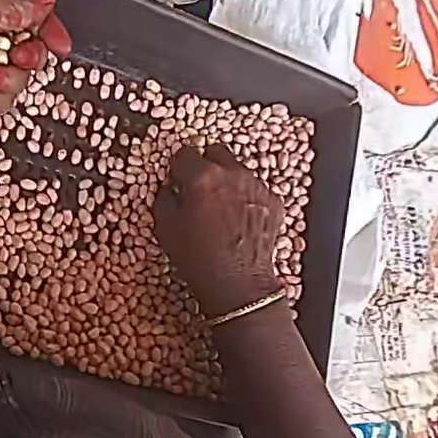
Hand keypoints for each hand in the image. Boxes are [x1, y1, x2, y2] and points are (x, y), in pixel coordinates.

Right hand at [153, 143, 286, 316]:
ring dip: (226, 181)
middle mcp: (232, 174)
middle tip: (198, 189)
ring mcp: (256, 186)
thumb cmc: (199, 260)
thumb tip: (169, 190)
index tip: (176, 180)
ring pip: (237, 170)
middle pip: (215, 153)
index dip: (177, 169)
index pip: (184, 154)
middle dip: (204, 166)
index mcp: (202, 178)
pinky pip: (254, 189)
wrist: (238, 284)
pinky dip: (245, 198)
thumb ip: (165, 200)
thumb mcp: (166, 230)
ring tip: (219, 208)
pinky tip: (237, 219)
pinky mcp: (273, 201)